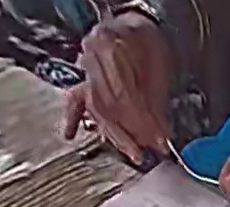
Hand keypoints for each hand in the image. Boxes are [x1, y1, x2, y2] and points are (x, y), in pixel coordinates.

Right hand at [66, 13, 175, 161]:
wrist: (138, 29)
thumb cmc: (150, 46)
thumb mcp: (160, 70)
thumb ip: (158, 104)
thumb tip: (161, 137)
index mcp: (110, 46)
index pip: (125, 94)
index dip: (143, 123)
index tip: (159, 143)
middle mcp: (92, 56)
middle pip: (109, 104)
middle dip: (131, 133)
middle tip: (147, 153)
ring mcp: (85, 68)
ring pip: (97, 108)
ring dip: (115, 135)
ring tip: (133, 154)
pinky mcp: (84, 79)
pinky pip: (74, 99)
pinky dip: (71, 117)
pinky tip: (69, 134)